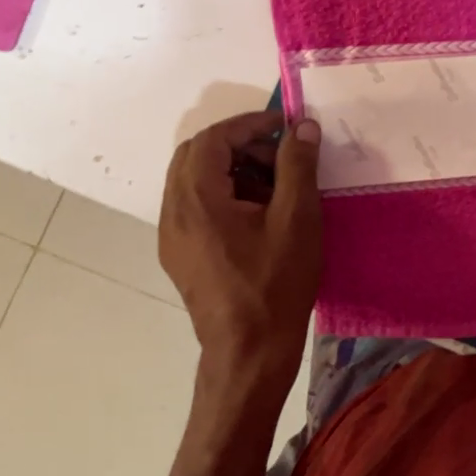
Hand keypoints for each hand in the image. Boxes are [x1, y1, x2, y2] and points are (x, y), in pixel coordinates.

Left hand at [158, 111, 321, 366]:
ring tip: (278, 186)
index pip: (212, 139)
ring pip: (195, 182)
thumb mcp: (297, 218)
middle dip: (240, 145)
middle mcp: (174, 213)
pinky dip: (226, 194)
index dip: (249, 125)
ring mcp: (173, 237)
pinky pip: (196, 207)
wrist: (250, 350)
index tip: (286, 127)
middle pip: (196, 156)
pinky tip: (261, 215)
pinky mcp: (181, 255)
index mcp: (197, 199)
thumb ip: (297, 165)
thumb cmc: (276, 282)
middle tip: (281, 154)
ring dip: (234, 170)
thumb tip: (302, 127)